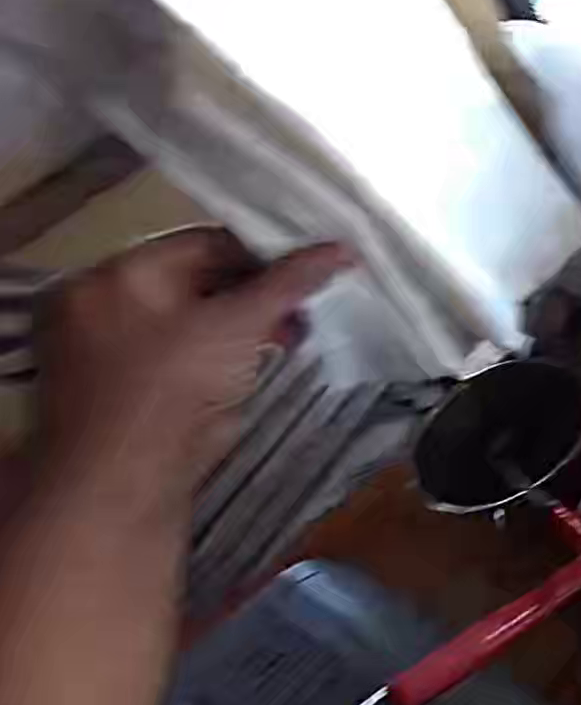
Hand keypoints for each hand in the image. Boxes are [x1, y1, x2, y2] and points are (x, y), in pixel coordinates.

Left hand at [33, 228, 351, 498]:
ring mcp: (127, 334)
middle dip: (271, 283)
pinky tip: (282, 341)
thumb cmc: (177, 380)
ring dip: (265, 310)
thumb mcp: (243, 321)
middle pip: (210, 272)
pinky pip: (205, 333)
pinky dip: (245, 333)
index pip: (208, 241)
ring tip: (306, 320)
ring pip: (213, 304)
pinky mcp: (149, 365)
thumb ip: (293, 280)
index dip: (270, 248)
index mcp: (116, 276)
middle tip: (319, 291)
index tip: (322, 259)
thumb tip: (344, 247)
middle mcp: (113, 298)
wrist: (133, 463)